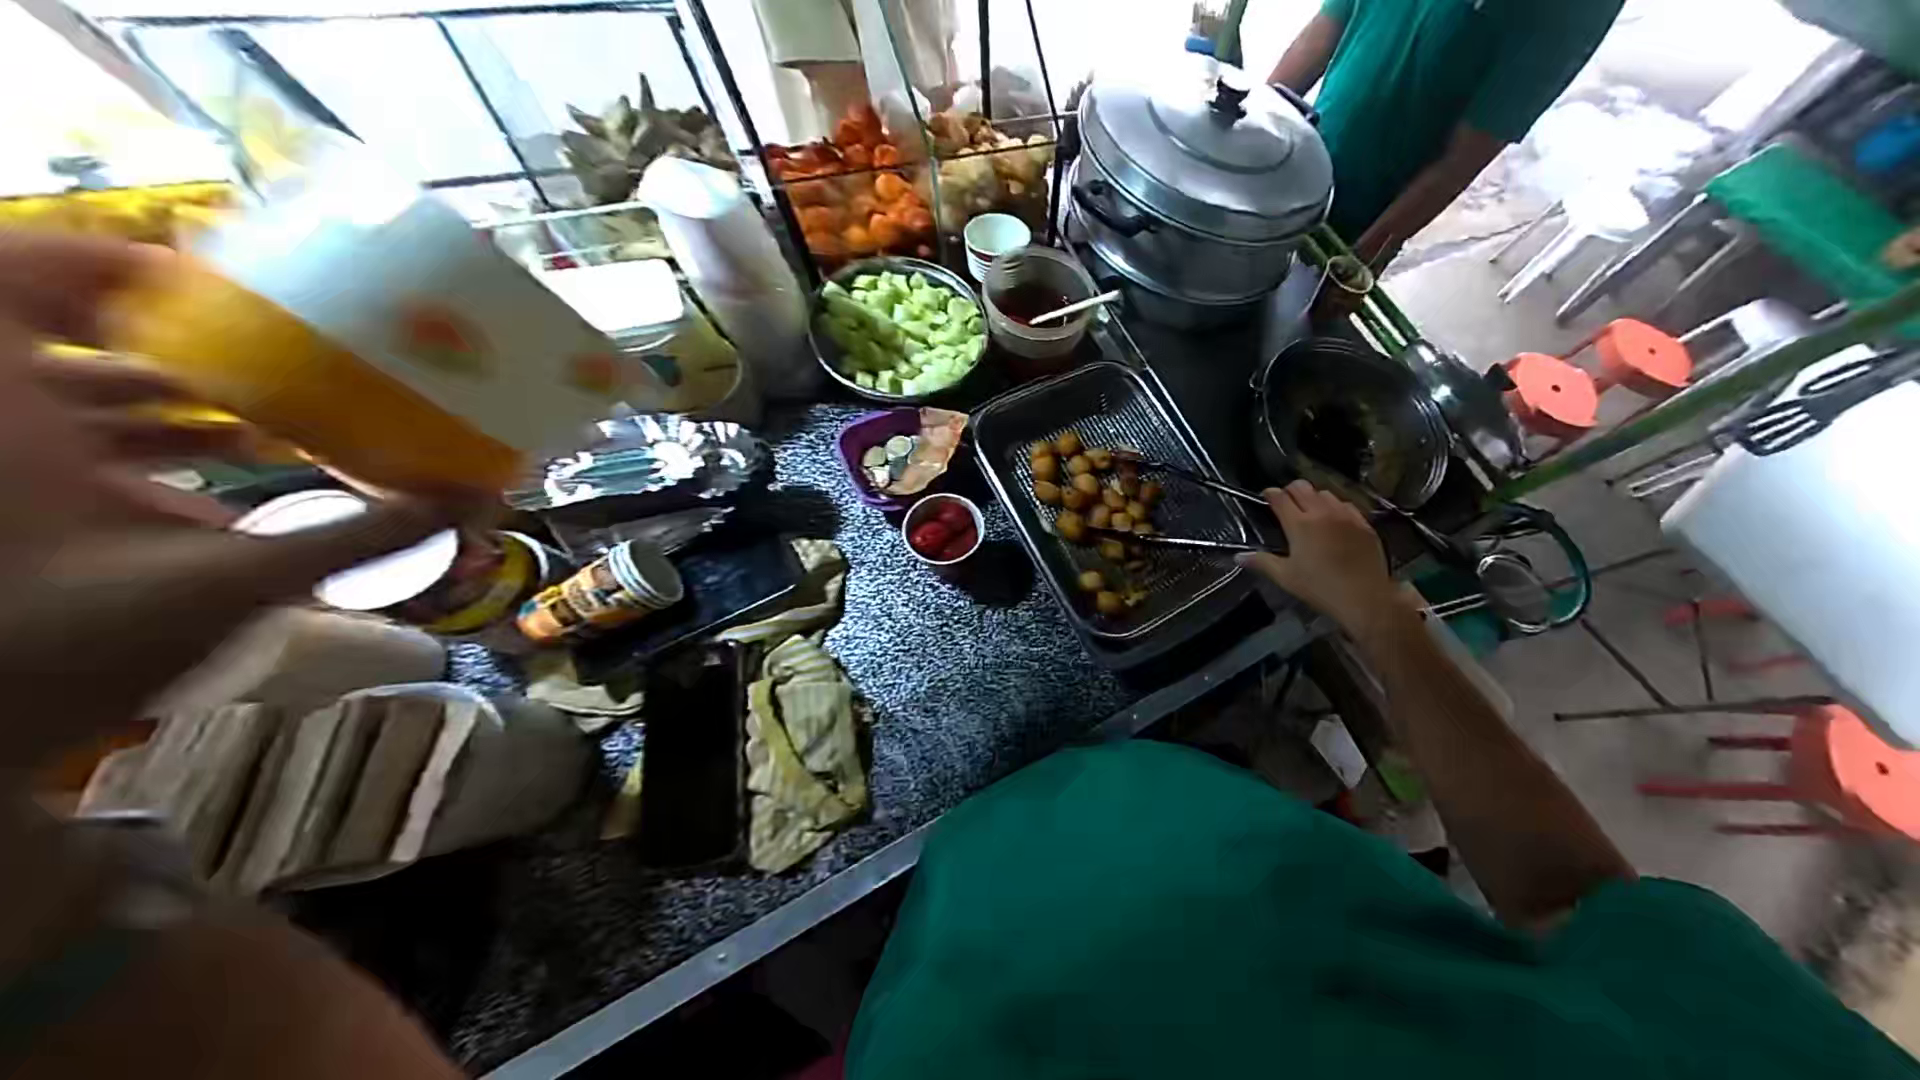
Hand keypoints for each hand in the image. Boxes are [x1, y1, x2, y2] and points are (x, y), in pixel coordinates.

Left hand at [0, 232, 478, 769]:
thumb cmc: (76, 649)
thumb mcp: (242, 584)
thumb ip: (362, 535)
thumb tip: (474, 499)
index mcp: (16, 415)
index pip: (17, 272)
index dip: (109, 258)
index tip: (218, 283)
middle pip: (40, 316)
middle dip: (157, 322)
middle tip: (260, 337)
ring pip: (52, 378)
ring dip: (160, 382)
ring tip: (260, 400)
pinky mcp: (10, 497)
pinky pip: (58, 432)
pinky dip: (138, 431)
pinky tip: (217, 460)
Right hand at [1236, 480, 1404, 635]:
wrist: (1365, 597)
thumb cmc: (1319, 587)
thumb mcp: (1285, 577)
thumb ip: (1261, 562)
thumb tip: (1238, 557)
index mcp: (1299, 524)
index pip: (1280, 497)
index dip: (1270, 494)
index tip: (1266, 497)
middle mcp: (1322, 513)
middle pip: (1303, 487)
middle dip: (1290, 490)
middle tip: (1286, 503)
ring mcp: (1346, 516)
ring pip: (1325, 493)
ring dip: (1313, 497)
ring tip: (1310, 510)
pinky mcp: (1364, 524)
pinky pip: (1346, 505)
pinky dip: (1335, 506)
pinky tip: (1334, 520)